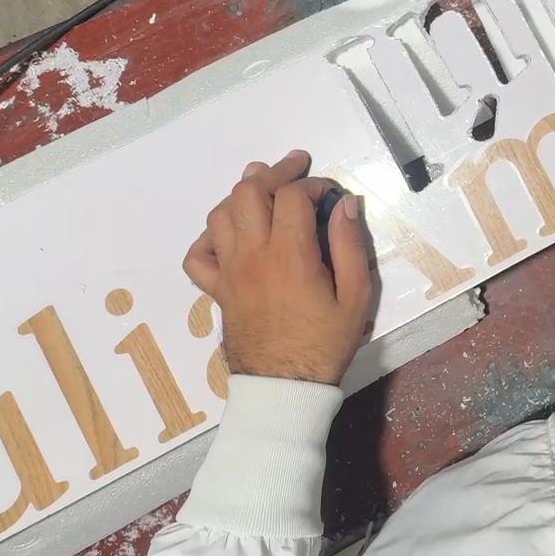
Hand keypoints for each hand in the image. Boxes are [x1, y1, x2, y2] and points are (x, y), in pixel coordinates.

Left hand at [183, 151, 376, 384]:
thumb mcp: (356, 294)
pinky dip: (211, 235)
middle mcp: (253, 255)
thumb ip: (350, 245)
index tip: (331, 192)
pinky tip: (232, 232)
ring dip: (241, 194)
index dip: (312, 183)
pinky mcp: (217, 289)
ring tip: (263, 188)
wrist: (286, 387)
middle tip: (296, 168)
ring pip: (220, 214)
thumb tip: (345, 204)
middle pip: (248, 193)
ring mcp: (229, 271)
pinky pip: (198, 254)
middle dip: (274, 173)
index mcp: (290, 254)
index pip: (291, 196)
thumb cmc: (326, 341)